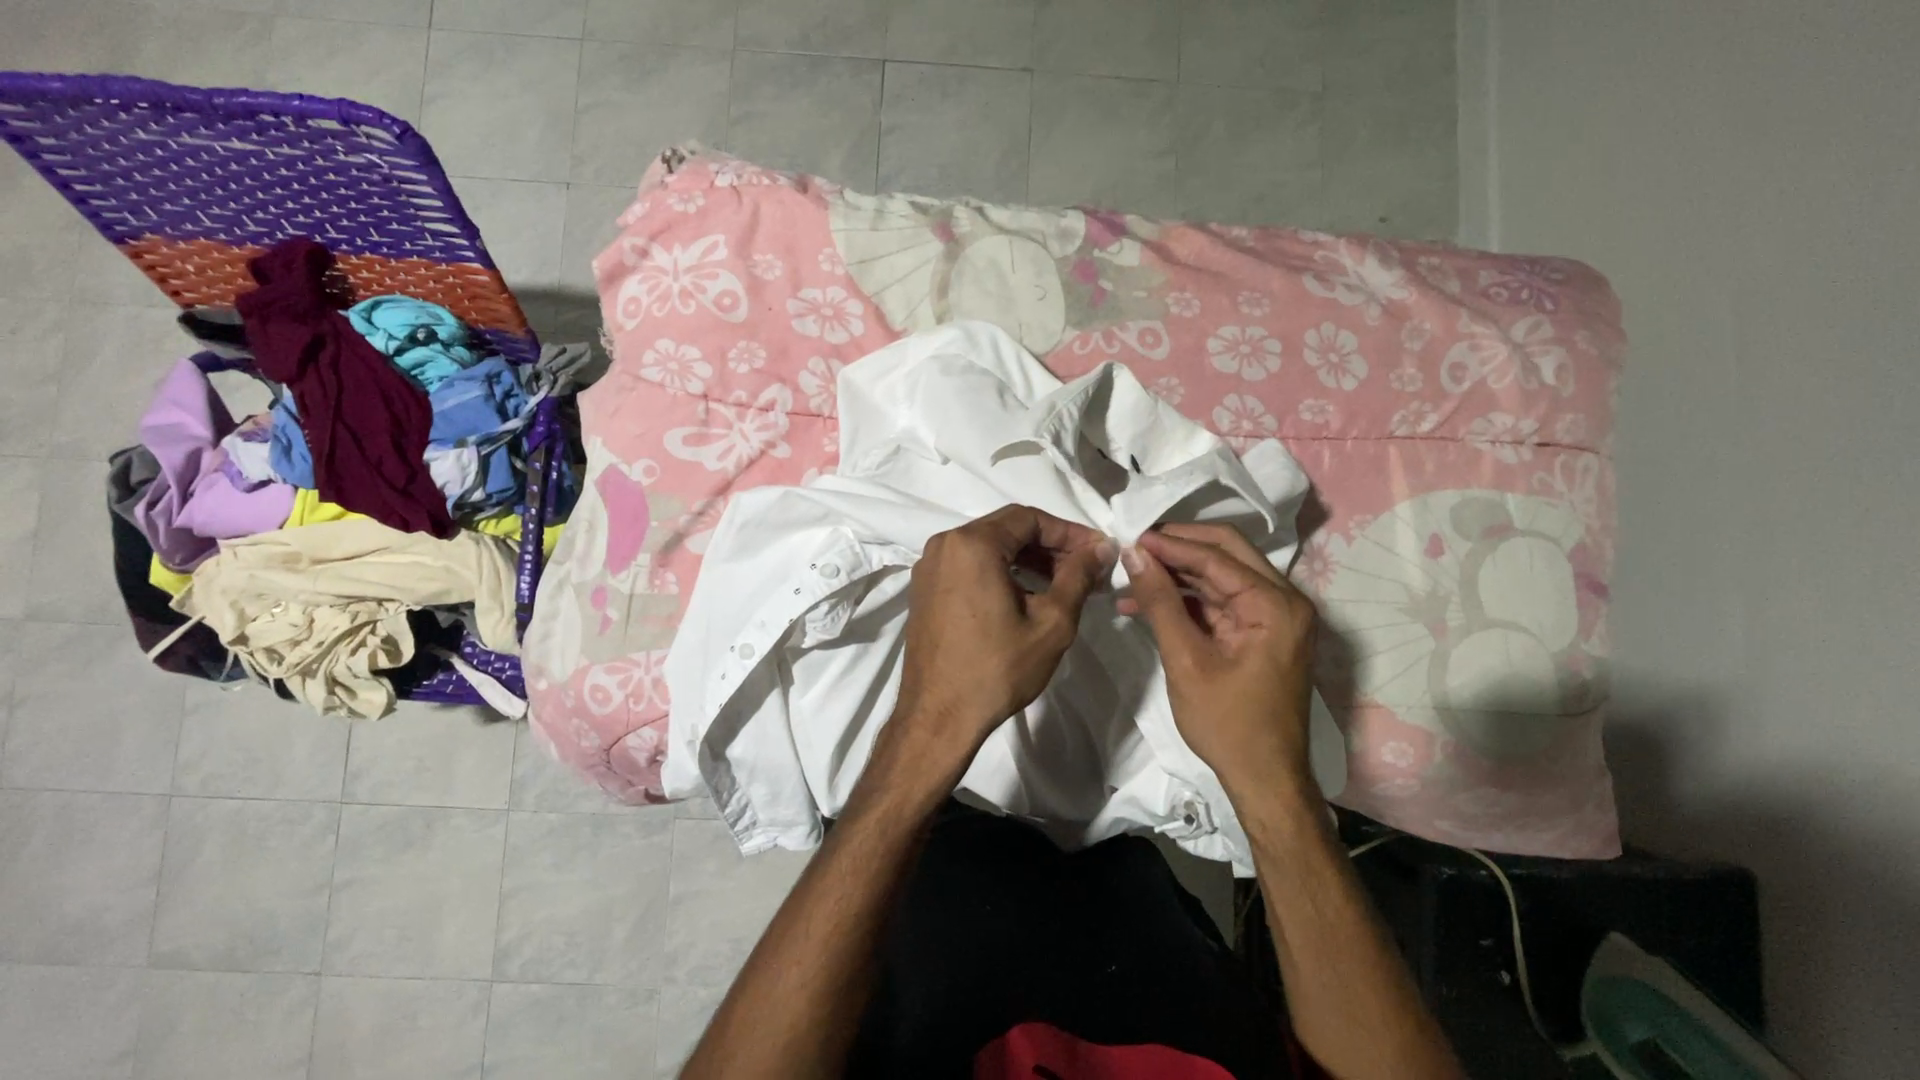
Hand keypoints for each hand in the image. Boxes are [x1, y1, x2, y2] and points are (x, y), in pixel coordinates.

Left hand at [894, 505, 1113, 751]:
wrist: (938, 717)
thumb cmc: (997, 669)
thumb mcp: (1051, 622)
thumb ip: (1078, 576)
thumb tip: (1102, 546)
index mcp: (972, 544)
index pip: (1029, 518)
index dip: (1069, 532)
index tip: (1098, 552)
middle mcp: (944, 546)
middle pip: (1007, 529)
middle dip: (1050, 546)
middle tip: (1085, 571)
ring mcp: (929, 569)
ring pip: (988, 549)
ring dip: (1027, 561)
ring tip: (1062, 587)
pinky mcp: (925, 591)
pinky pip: (969, 567)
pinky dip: (1000, 574)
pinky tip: (1027, 599)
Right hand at [1120, 524, 1318, 797]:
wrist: (1264, 778)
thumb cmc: (1227, 723)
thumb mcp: (1186, 660)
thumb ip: (1161, 602)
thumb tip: (1134, 554)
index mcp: (1276, 605)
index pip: (1217, 557)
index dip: (1171, 545)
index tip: (1130, 537)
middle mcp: (1285, 601)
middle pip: (1227, 553)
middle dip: (1178, 548)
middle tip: (1135, 546)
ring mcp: (1277, 617)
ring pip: (1222, 576)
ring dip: (1179, 575)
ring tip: (1132, 578)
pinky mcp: (1263, 633)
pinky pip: (1223, 602)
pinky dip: (1189, 600)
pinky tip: (1149, 603)